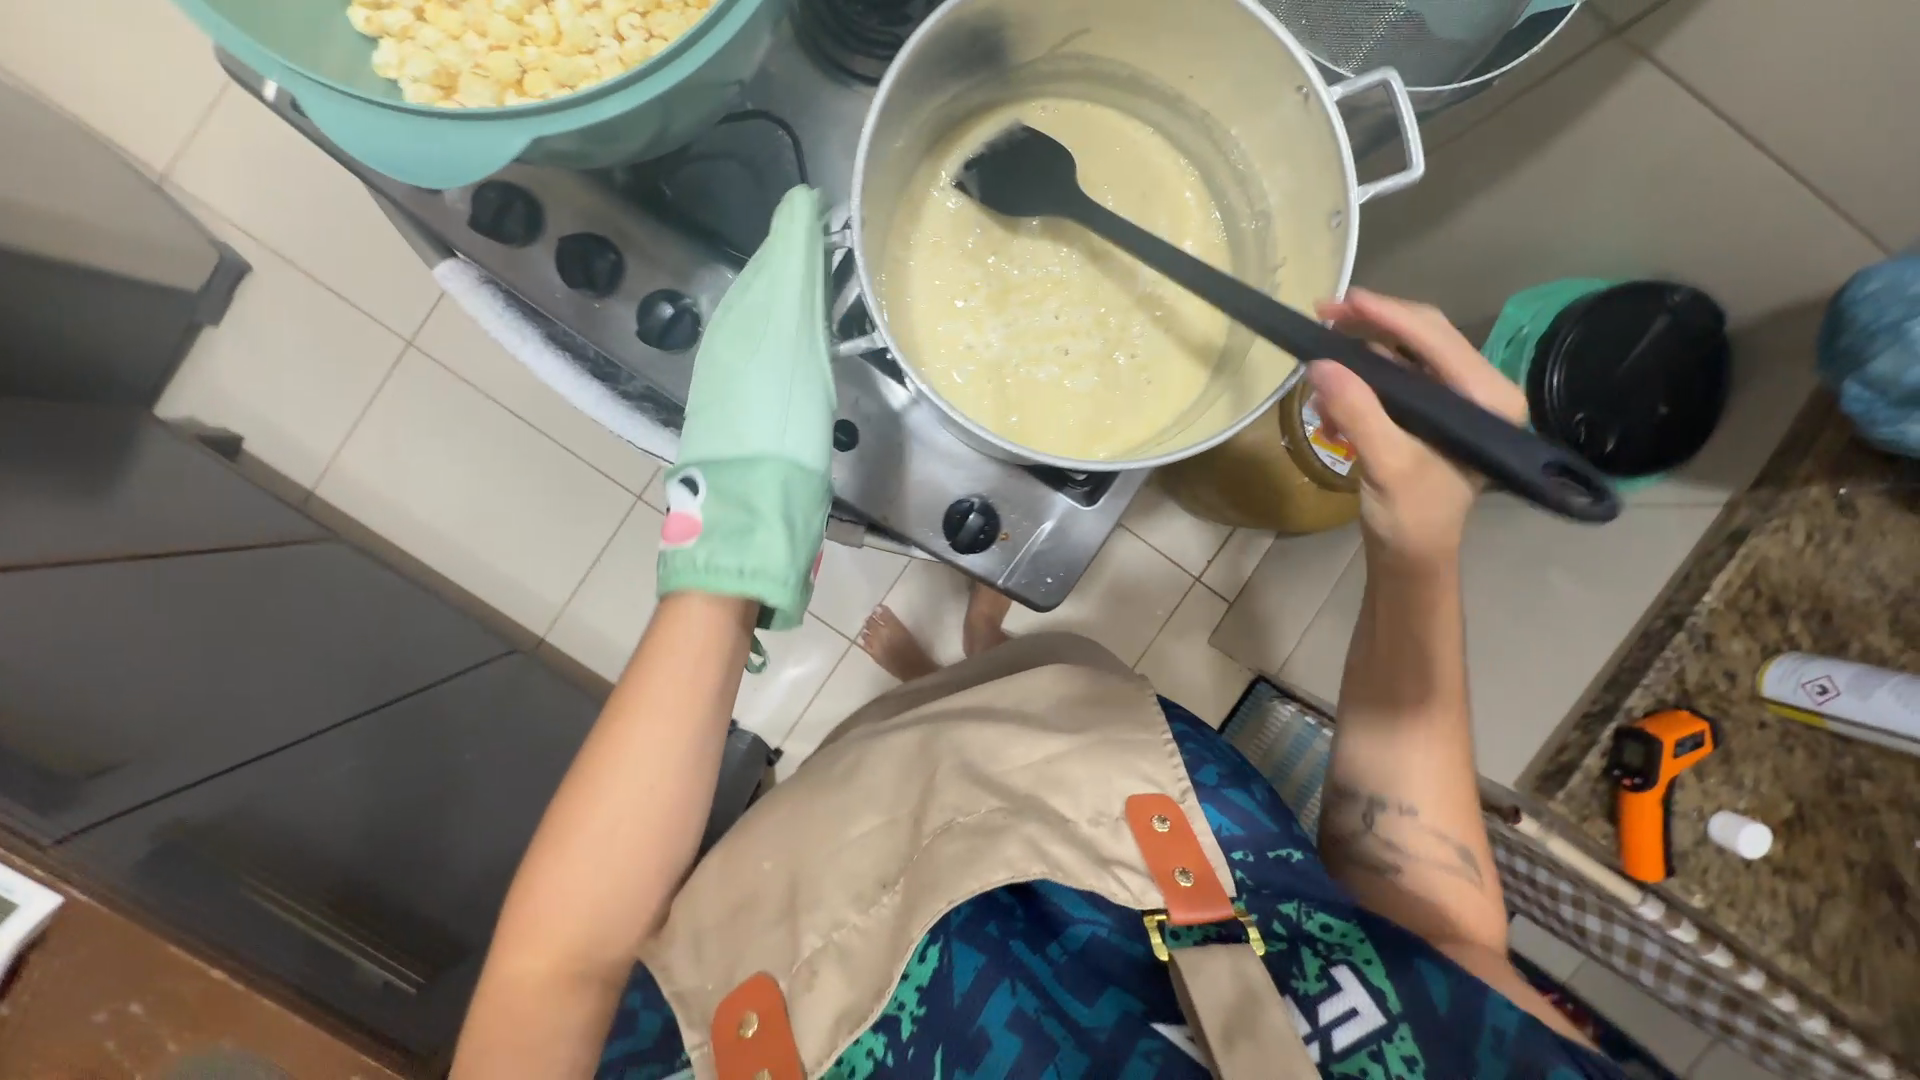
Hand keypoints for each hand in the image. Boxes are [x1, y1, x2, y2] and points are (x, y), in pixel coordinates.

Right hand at [1308, 288, 1527, 570]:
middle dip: (1372, 322)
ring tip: (1322, 349)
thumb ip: (1358, 412)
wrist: (1413, 556)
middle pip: (1423, 336)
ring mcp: (1454, 401)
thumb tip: (1319, 364)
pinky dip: (1363, 376)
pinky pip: (1396, 377)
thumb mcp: (1386, 464)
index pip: (1436, 339)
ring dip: (1363, 349)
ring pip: (1406, 353)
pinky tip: (1334, 390)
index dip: (1387, 315)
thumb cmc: (1412, 516)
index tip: (1343, 301)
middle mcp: (1478, 391)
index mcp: (1487, 399)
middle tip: (1323, 314)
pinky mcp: (1430, 413)